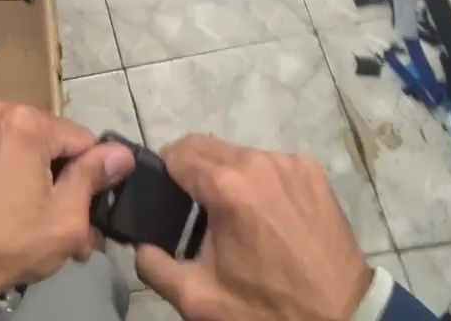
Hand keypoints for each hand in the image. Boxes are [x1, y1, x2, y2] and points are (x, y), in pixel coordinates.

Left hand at [0, 101, 134, 295]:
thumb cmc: (13, 238)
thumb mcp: (67, 214)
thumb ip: (95, 177)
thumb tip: (123, 153)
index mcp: (27, 120)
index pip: (84, 140)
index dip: (96, 176)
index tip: (95, 213)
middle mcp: (4, 112)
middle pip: (59, 146)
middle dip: (72, 187)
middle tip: (79, 231)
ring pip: (37, 154)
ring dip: (52, 189)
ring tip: (58, 233)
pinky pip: (14, 157)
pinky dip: (28, 182)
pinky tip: (33, 217)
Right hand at [135, 135, 370, 320]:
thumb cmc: (269, 312)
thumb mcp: (200, 301)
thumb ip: (154, 266)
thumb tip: (140, 244)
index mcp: (224, 186)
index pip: (175, 154)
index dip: (164, 176)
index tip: (169, 202)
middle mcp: (254, 161)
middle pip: (203, 146)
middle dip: (191, 169)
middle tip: (196, 209)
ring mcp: (286, 162)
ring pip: (235, 152)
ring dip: (225, 173)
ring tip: (235, 214)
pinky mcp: (310, 171)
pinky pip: (267, 162)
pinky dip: (258, 180)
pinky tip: (267, 213)